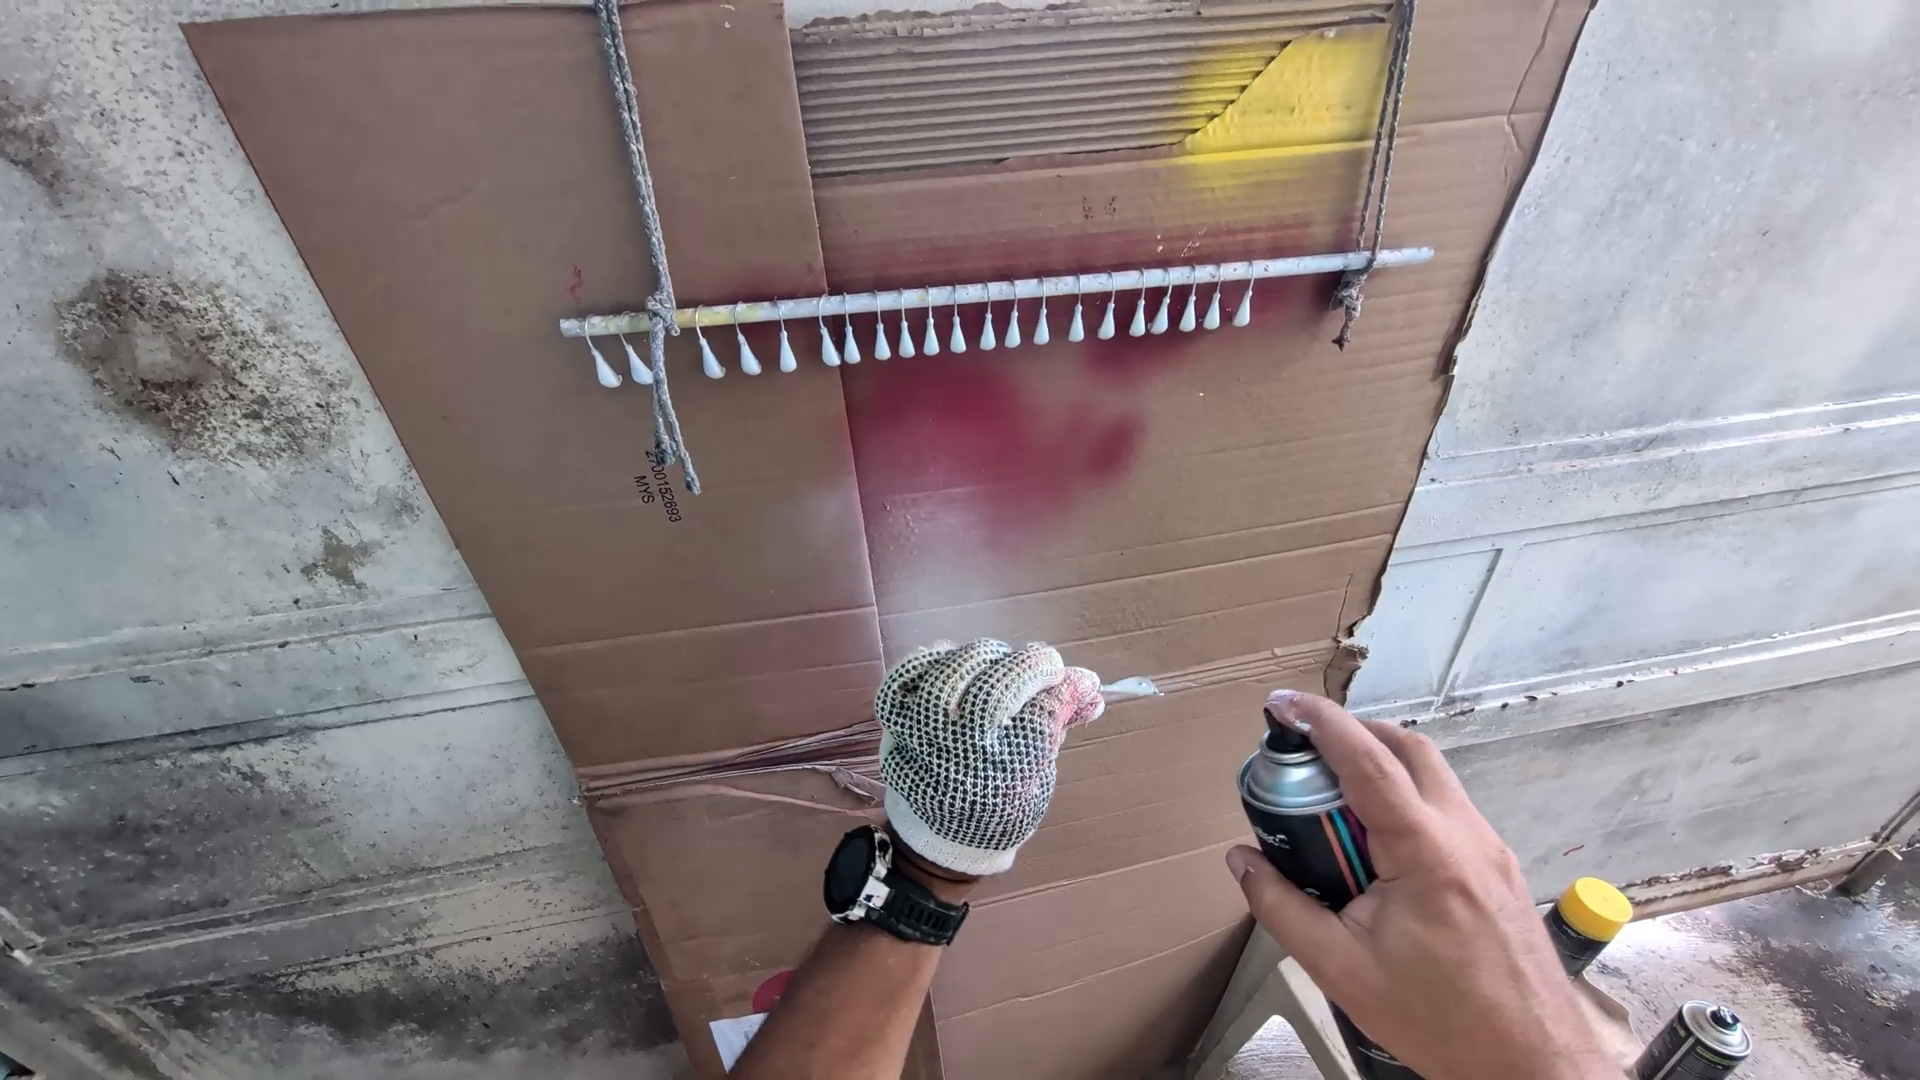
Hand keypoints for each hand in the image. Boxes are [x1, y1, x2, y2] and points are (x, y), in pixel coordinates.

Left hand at [877, 640, 1103, 876]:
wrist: (941, 836)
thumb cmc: (999, 801)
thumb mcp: (1038, 772)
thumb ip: (1058, 722)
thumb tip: (1091, 684)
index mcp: (1003, 774)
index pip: (1038, 717)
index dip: (1058, 685)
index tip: (1070, 674)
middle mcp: (959, 753)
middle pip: (991, 692)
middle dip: (1023, 667)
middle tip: (1040, 663)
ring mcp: (920, 735)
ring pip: (947, 678)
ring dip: (980, 658)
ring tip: (997, 660)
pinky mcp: (895, 721)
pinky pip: (905, 677)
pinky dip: (931, 659)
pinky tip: (952, 660)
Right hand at [1224, 691, 1614, 1079]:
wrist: (1537, 1069)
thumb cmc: (1441, 1022)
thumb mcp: (1340, 969)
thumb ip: (1282, 906)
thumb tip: (1240, 859)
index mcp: (1425, 854)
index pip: (1367, 761)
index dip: (1320, 721)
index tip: (1280, 703)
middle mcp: (1465, 835)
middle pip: (1408, 747)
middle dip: (1352, 730)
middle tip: (1303, 743)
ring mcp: (1488, 848)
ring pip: (1432, 771)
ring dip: (1379, 759)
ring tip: (1330, 789)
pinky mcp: (1496, 866)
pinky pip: (1444, 803)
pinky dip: (1401, 791)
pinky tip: (1372, 835)